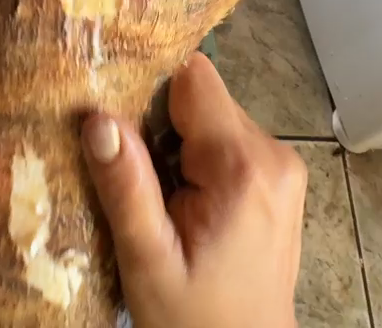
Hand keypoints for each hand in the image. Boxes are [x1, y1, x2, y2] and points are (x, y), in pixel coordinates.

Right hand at [81, 52, 306, 327]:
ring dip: (182, 144)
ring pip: (214, 116)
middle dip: (165, 125)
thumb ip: (127, 186)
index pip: (193, 78)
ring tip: (163, 196)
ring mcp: (283, 164)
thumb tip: (98, 117)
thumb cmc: (194, 323)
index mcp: (243, 165)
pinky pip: (229, 140)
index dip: (153, 92)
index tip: (123, 122)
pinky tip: (187, 202)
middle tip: (139, 176)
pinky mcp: (280, 177)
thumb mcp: (147, 263)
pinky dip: (202, 159)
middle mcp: (274, 151)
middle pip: (203, 97)